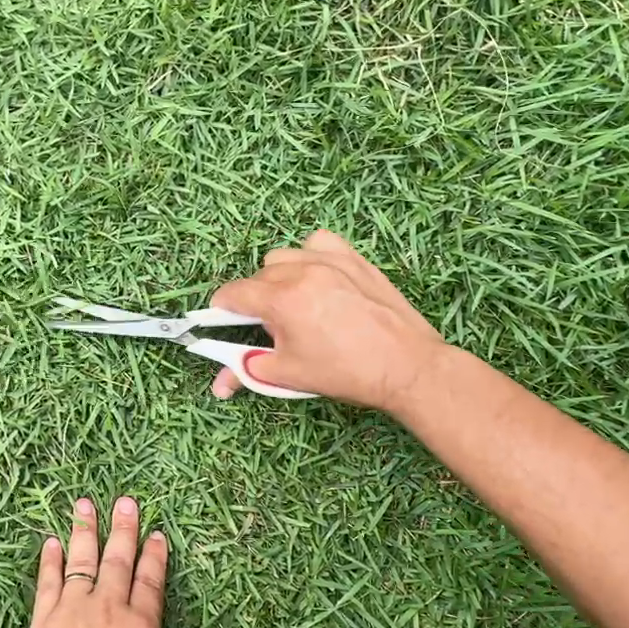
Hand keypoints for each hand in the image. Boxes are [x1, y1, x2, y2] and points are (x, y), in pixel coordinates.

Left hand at [0, 496, 168, 627]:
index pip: (151, 581)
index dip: (155, 556)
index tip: (156, 533)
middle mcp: (109, 610)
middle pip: (118, 560)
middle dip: (123, 528)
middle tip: (125, 501)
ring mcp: (73, 611)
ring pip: (81, 560)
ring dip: (84, 530)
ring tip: (84, 503)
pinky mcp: (43, 621)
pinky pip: (47, 582)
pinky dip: (49, 560)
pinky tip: (50, 542)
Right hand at [210, 229, 448, 413]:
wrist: (409, 368)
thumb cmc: (346, 373)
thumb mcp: (288, 375)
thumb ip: (247, 371)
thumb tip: (219, 385)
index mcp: (282, 300)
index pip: (233, 293)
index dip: (221, 308)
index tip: (223, 319)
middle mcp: (302, 272)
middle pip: (257, 277)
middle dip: (255, 299)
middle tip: (272, 326)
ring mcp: (330, 261)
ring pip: (283, 257)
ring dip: (279, 277)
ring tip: (295, 302)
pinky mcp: (354, 259)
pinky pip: (318, 243)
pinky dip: (310, 255)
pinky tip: (318, 278)